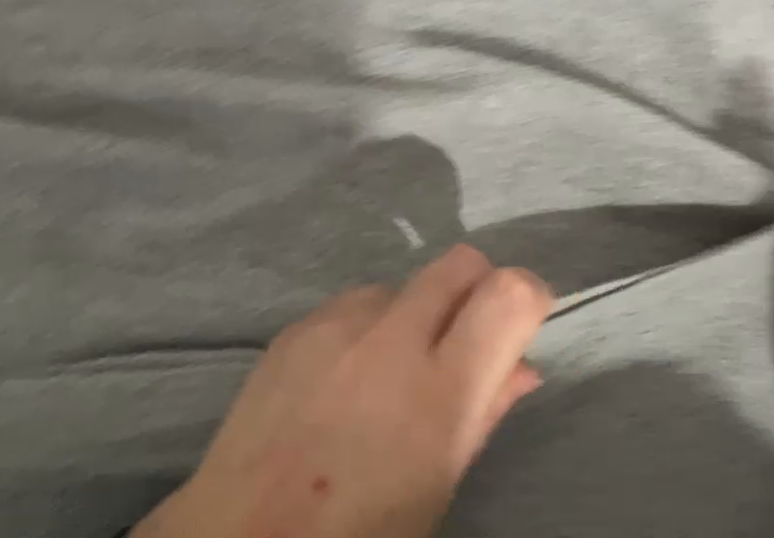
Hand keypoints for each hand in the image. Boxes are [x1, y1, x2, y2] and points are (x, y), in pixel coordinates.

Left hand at [134, 245, 553, 537]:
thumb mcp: (439, 484)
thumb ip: (485, 411)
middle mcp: (391, 339)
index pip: (508, 295)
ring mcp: (336, 324)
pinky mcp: (296, 325)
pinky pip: (351, 304)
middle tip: (464, 340)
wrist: (245, 536)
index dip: (528, 296)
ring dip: (414, 314)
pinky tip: (344, 379)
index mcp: (440, 390)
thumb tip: (521, 365)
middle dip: (475, 289)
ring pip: (402, 284)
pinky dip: (365, 328)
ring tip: (391, 373)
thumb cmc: (361, 529)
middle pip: (459, 263)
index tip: (525, 321)